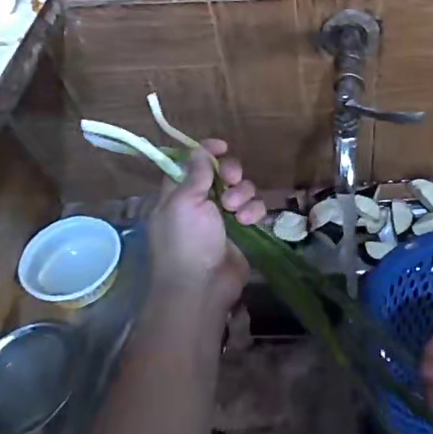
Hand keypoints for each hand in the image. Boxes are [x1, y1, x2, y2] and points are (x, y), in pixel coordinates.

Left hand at [146, 138, 265, 305]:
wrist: (202, 287)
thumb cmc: (187, 242)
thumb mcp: (185, 202)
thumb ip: (195, 174)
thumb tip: (199, 149)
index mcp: (178, 194)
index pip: (191, 163)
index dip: (206, 152)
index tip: (222, 146)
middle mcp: (199, 203)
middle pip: (221, 173)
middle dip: (231, 173)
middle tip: (232, 181)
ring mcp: (222, 217)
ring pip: (241, 189)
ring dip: (243, 194)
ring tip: (237, 211)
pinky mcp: (241, 230)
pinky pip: (254, 209)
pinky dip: (254, 212)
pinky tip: (249, 222)